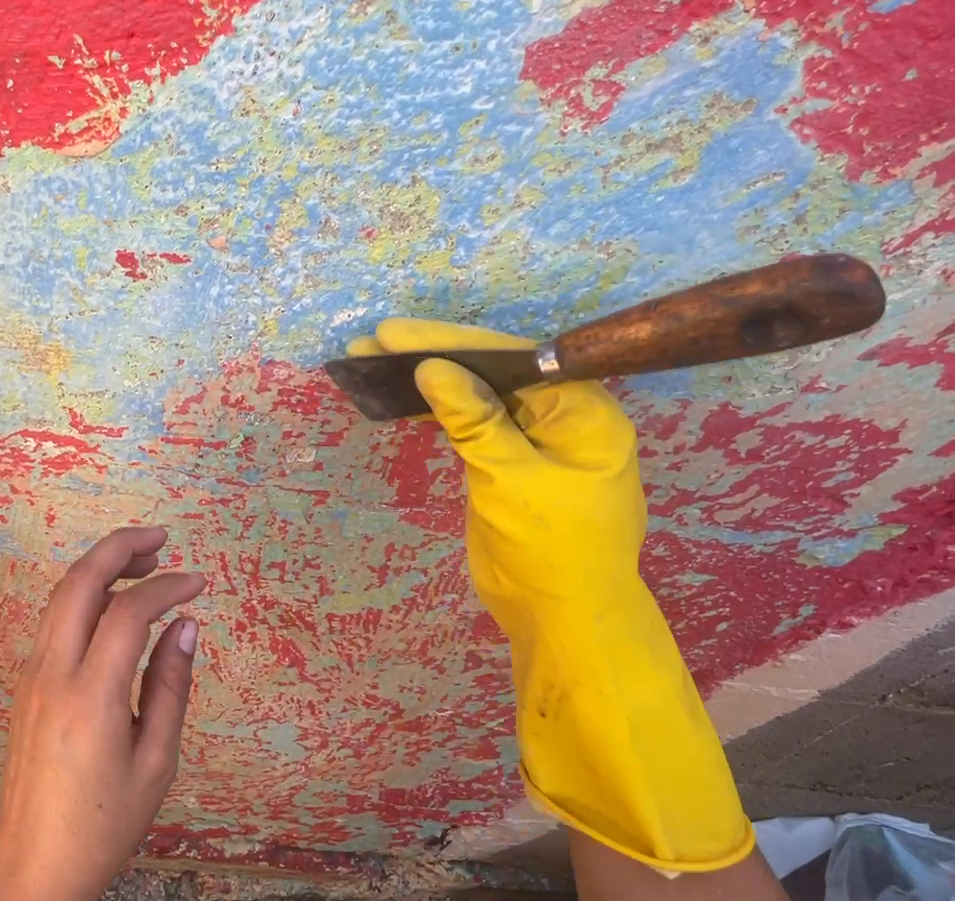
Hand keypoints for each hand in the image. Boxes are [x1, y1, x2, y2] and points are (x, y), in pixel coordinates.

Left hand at [0, 526, 205, 900]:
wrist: (33, 861)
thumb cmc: (103, 822)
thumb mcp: (155, 763)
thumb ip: (171, 687)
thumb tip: (187, 626)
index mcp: (90, 695)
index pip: (128, 612)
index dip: (166, 586)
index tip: (198, 583)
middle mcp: (52, 671)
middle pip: (79, 581)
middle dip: (119, 547)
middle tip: (160, 537)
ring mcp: (31, 672)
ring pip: (60, 594)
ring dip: (99, 567)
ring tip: (143, 562)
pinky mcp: (25, 681)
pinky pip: (53, 618)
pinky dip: (84, 594)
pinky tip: (112, 603)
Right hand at [347, 319, 753, 872]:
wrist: (560, 620)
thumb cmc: (551, 550)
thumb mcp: (510, 479)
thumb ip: (474, 420)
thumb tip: (432, 367)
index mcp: (581, 411)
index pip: (511, 359)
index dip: (450, 342)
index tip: (394, 334)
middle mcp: (560, 416)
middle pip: (490, 372)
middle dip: (431, 357)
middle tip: (372, 343)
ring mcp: (532, 440)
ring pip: (475, 396)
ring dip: (426, 383)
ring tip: (372, 364)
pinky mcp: (507, 463)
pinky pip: (470, 424)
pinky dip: (435, 413)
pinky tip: (400, 400)